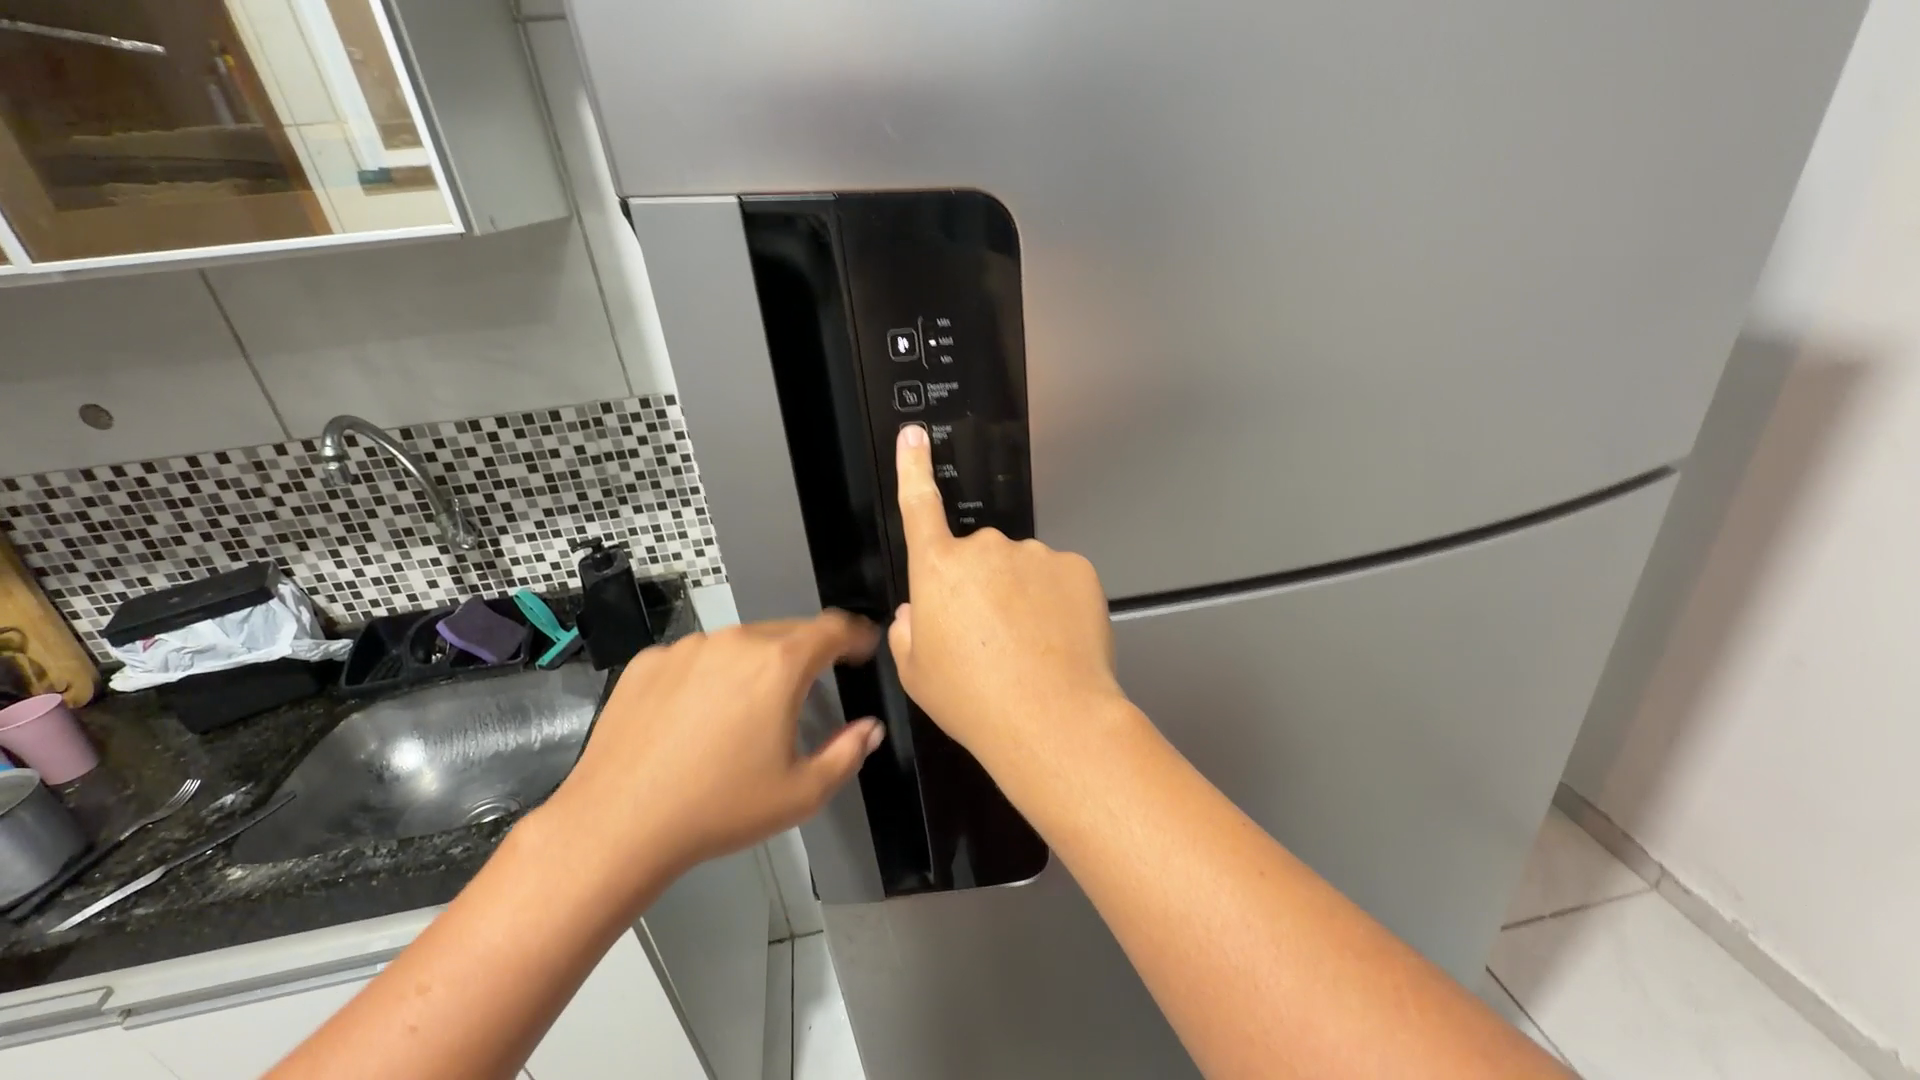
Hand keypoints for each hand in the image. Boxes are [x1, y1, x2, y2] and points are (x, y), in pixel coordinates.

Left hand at [545, 613, 883, 890]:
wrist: (618, 822)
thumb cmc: (720, 808)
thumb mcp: (802, 793)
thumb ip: (847, 753)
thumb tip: (869, 728)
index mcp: (779, 665)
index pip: (832, 629)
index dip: (856, 635)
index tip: (864, 647)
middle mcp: (734, 642)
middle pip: (786, 632)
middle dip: (807, 652)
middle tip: (812, 684)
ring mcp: (685, 648)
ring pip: (737, 645)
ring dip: (755, 664)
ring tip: (748, 709)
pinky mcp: (646, 663)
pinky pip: (693, 659)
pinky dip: (708, 676)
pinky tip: (695, 718)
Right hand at [891, 423, 1129, 769]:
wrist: (1051, 719)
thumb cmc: (980, 701)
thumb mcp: (917, 673)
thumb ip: (908, 631)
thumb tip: (915, 614)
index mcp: (938, 571)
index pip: (919, 505)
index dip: (913, 467)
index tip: (915, 437)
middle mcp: (985, 552)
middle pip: (977, 559)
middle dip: (980, 588)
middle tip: (988, 639)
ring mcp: (1034, 556)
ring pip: (1021, 570)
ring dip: (1020, 597)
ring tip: (1024, 648)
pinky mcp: (1075, 568)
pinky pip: (1057, 579)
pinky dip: (1055, 603)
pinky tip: (1052, 640)